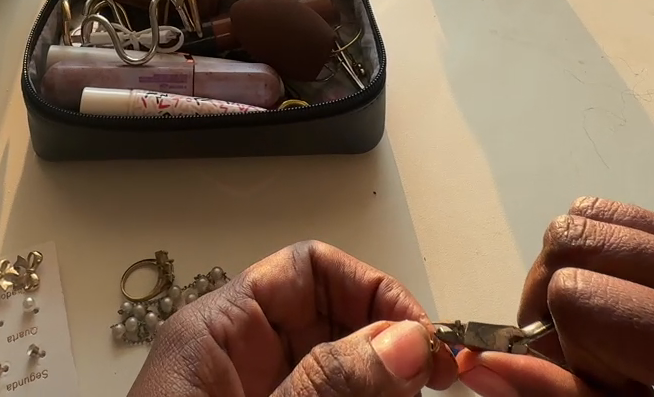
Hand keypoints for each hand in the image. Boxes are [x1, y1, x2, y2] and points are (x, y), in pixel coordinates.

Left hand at [128, 241, 457, 396]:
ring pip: (340, 371)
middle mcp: (241, 357)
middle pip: (332, 318)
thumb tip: (403, 337)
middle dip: (385, 344)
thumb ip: (326, 386)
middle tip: (433, 384)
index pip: (307, 269)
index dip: (368, 288)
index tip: (420, 338)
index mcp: (220, 330)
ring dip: (381, 389)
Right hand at [458, 198, 653, 396]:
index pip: (582, 295)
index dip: (566, 352)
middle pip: (582, 233)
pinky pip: (650, 225)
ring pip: (604, 214)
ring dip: (585, 275)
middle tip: (596, 371)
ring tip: (624, 347)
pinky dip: (623, 268)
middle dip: (556, 299)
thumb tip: (478, 364)